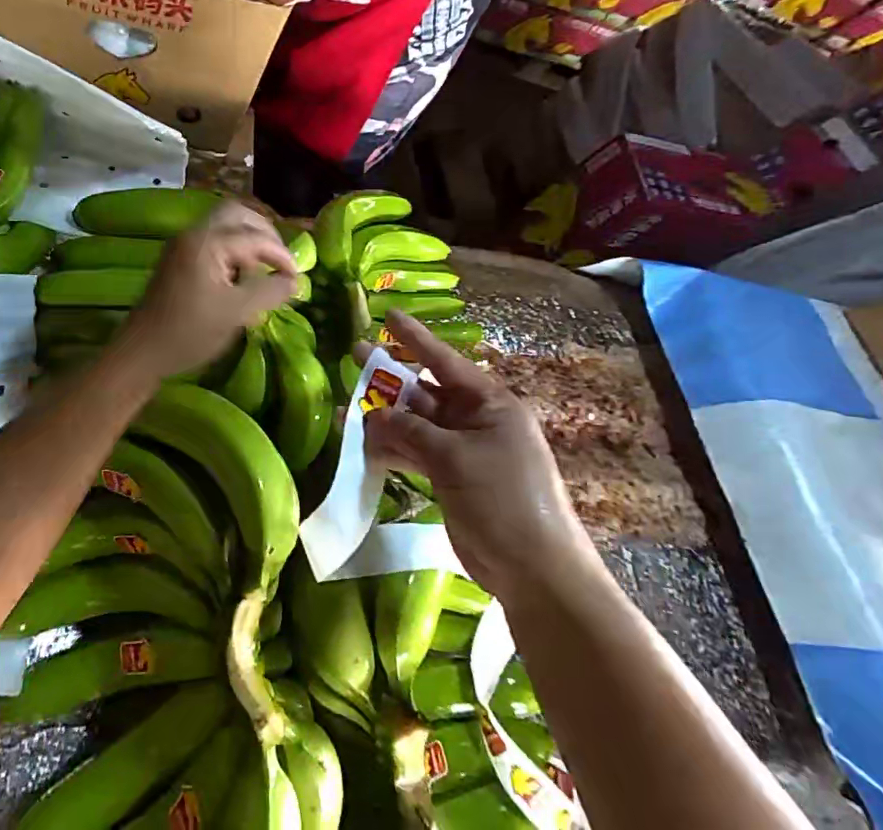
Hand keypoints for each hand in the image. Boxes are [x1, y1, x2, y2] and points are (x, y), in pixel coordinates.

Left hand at [118, 200, 296, 379]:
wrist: (141, 353)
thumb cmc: (189, 332)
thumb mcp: (237, 313)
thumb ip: (270, 291)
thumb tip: (294, 281)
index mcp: (207, 242)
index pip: (255, 236)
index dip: (281, 255)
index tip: (297, 278)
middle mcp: (193, 233)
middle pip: (238, 215)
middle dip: (266, 234)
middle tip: (283, 260)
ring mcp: (183, 244)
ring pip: (225, 225)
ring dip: (250, 240)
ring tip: (267, 268)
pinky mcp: (179, 259)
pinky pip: (214, 240)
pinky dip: (235, 249)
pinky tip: (244, 275)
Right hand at [356, 311, 593, 603]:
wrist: (533, 566)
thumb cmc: (502, 498)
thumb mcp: (455, 458)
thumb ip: (411, 432)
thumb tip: (373, 415)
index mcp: (489, 403)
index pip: (445, 361)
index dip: (415, 339)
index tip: (388, 315)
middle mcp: (476, 420)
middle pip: (427, 392)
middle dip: (392, 378)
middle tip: (354, 357)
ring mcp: (464, 450)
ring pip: (418, 425)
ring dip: (386, 418)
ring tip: (348, 406)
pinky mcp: (452, 477)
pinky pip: (417, 453)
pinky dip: (394, 449)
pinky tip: (365, 446)